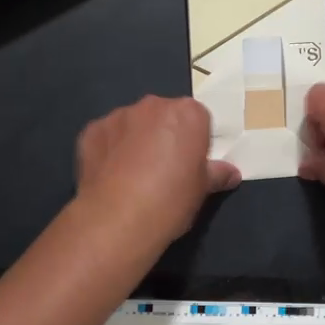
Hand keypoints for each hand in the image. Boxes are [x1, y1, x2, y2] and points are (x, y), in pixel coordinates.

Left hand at [75, 96, 239, 246]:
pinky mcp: (92, 130)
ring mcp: (120, 115)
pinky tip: (109, 177)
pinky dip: (109, 150)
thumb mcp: (202, 190)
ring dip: (135, 141)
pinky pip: (107, 136)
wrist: (118, 219)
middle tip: (162, 170)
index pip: (198, 118)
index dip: (194, 141)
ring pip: (133, 124)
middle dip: (164, 135)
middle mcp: (154, 105)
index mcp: (188, 113)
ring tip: (132, 176)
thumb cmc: (171, 200)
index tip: (189, 165)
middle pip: (164, 115)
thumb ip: (217, 174)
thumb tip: (232, 173)